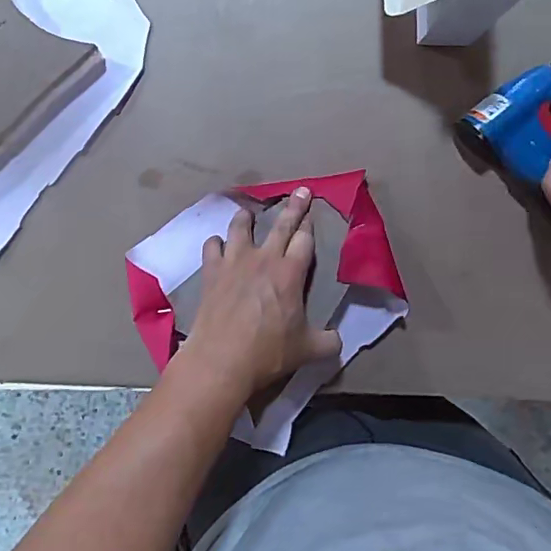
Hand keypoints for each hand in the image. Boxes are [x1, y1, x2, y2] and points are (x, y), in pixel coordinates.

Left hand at [177, 187, 343, 394]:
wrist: (221, 360)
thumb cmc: (268, 352)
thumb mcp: (308, 350)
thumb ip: (328, 342)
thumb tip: (339, 341)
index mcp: (290, 273)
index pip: (304, 240)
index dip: (309, 225)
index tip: (312, 214)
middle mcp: (263, 259)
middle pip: (281, 225)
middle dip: (293, 206)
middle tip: (300, 190)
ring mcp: (234, 263)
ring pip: (240, 228)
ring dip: (246, 218)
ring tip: (248, 213)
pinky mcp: (211, 272)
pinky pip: (211, 247)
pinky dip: (215, 243)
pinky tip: (217, 245)